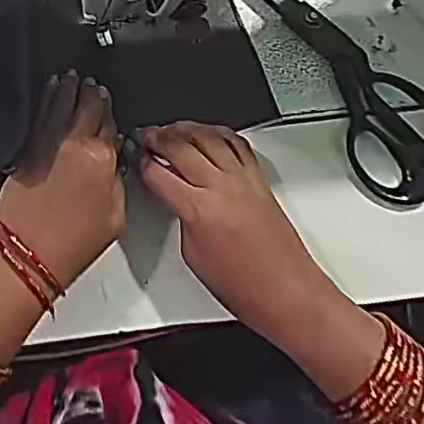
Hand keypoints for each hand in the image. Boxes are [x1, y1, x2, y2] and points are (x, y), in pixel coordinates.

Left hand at [0, 73, 123, 286]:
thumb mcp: (115, 217)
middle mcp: (74, 145)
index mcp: (102, 160)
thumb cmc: (69, 242)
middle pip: (87, 107)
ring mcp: (48, 142)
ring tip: (72, 77)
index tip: (109, 104)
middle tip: (93, 84)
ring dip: (68, 88)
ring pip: (62, 103)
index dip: (110, 113)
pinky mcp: (27, 146)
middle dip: (92, 93)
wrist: (28, 251)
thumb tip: (113, 166)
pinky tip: (49, 90)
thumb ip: (117, 183)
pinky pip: (40, 112)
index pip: (110, 125)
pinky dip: (46, 98)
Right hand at [137, 123, 339, 336]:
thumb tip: (171, 196)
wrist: (289, 295)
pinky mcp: (258, 180)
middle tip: (145, 136)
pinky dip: (217, 132)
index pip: (157, 172)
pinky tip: (207, 132)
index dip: (140, 160)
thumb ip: (179, 216)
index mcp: (198, 210)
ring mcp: (242, 180)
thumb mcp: (192, 255)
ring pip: (206, 136)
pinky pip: (236, 143)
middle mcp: (221, 188)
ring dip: (183, 128)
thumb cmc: (246, 287)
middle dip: (155, 137)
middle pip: (178, 145)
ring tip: (169, 129)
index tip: (134, 156)